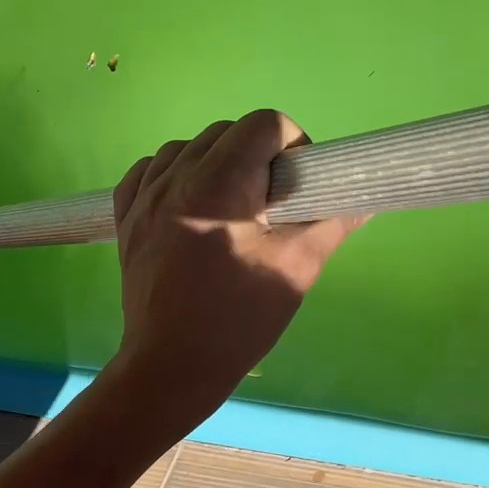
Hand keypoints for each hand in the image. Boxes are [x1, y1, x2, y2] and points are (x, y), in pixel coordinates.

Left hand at [110, 109, 366, 403]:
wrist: (171, 362)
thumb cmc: (237, 318)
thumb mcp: (297, 265)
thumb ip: (332, 219)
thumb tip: (364, 195)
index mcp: (214, 185)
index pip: (260, 125)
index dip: (290, 143)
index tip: (298, 183)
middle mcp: (170, 183)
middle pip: (221, 133)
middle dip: (254, 153)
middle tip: (270, 200)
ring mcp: (140, 203)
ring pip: (181, 149)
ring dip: (211, 162)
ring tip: (230, 204)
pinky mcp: (124, 224)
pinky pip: (144, 175)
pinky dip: (168, 175)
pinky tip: (187, 202)